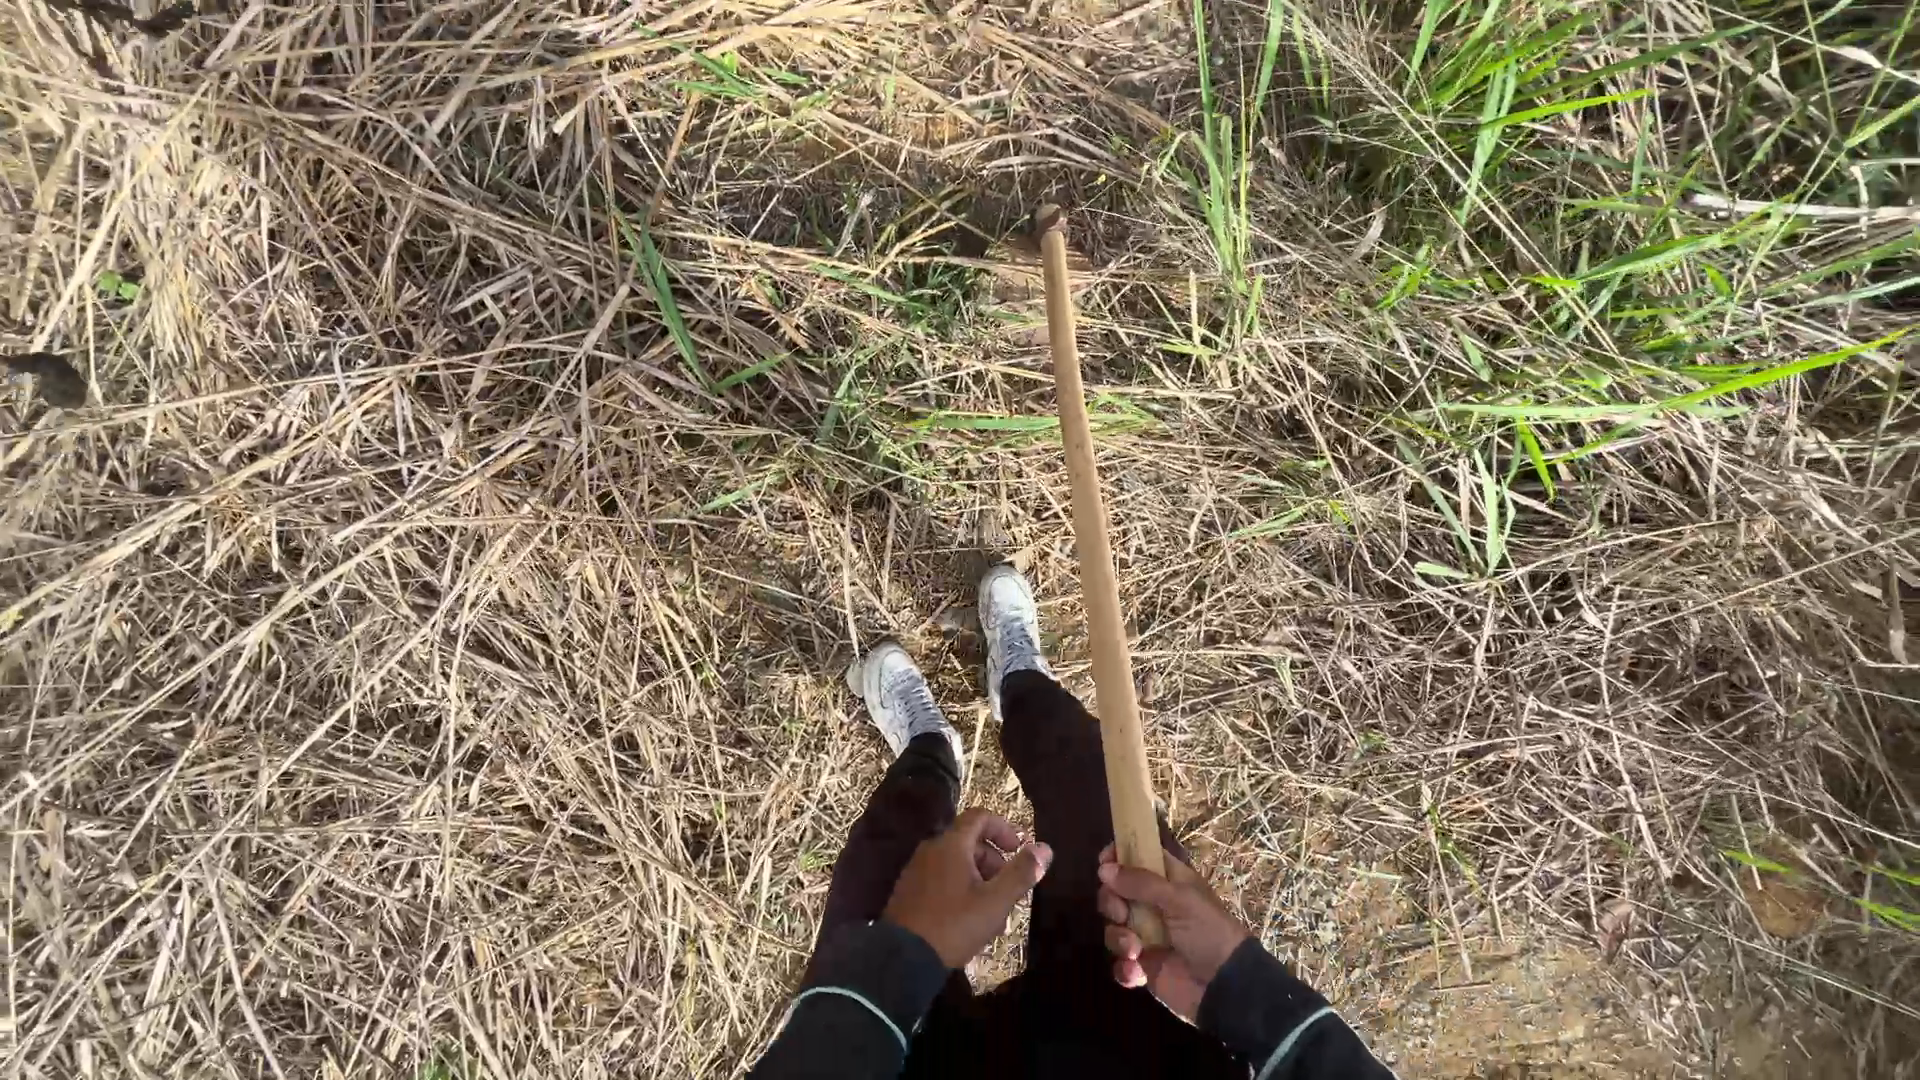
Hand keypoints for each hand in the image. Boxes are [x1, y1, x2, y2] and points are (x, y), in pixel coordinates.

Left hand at [883, 808, 1052, 967]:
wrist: (901, 958)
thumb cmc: (953, 925)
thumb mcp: (994, 902)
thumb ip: (1020, 873)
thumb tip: (1044, 848)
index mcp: (951, 844)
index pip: (980, 817)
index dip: (1003, 828)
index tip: (1019, 849)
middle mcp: (931, 849)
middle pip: (969, 842)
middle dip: (994, 861)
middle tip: (1009, 890)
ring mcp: (916, 870)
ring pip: (956, 863)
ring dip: (979, 879)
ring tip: (993, 912)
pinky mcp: (908, 891)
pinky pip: (941, 878)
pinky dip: (960, 888)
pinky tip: (968, 920)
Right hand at [1097, 843, 1249, 1021]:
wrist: (1226, 989)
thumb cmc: (1208, 932)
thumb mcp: (1179, 899)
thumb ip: (1140, 882)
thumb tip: (1103, 868)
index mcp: (1167, 881)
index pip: (1137, 857)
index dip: (1118, 856)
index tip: (1104, 863)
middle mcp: (1153, 905)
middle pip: (1115, 891)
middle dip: (1111, 902)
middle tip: (1121, 912)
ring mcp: (1146, 936)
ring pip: (1113, 927)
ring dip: (1119, 938)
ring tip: (1136, 950)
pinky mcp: (1143, 967)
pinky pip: (1119, 962)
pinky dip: (1124, 968)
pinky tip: (1136, 971)